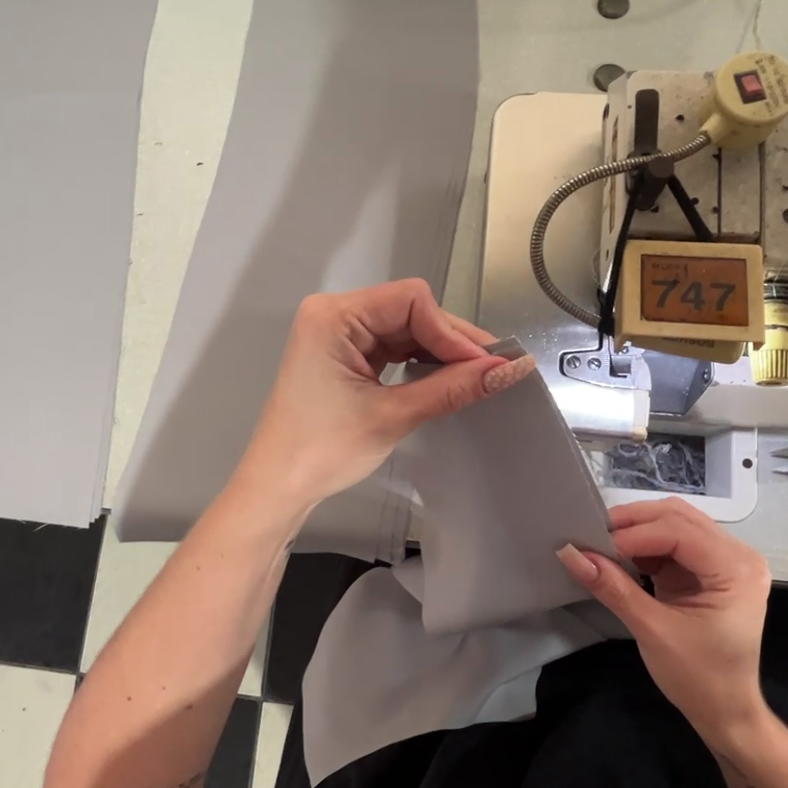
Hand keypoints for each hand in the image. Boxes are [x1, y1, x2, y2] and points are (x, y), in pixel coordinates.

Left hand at [235, 280, 537, 510]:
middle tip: (492, 371)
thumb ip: (453, 388)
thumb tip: (509, 370)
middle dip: (450, 341)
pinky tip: (446, 378)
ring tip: (476, 377)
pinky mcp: (343, 356)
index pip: (411, 300)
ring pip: (405, 328)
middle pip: (409, 310)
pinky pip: (391, 347)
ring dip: (439, 351)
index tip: (484, 365)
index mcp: (333, 316)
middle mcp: (333, 315)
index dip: (451, 331)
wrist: (278, 486)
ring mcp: (337, 335)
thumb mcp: (393, 416)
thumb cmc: (323, 450)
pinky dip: (420, 361)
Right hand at [556, 497, 772, 748]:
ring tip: (603, 545)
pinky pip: (674, 541)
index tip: (591, 546)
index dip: (632, 534)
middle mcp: (738, 555)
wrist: (726, 712)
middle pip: (678, 516)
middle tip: (592, 536)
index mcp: (736, 569)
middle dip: (633, 523)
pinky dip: (645, 544)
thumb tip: (570, 553)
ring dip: (638, 530)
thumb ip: (613, 588)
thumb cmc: (699, 677)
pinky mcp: (710, 569)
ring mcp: (726, 560)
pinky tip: (622, 557)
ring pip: (676, 522)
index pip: (678, 531)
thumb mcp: (652, 631)